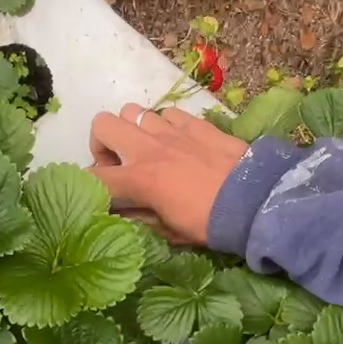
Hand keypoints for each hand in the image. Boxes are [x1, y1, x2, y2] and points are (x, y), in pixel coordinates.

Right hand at [88, 104, 248, 245]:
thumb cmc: (210, 223)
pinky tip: (177, 142)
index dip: (86, 186)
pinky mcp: (196, 123)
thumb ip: (138, 218)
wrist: (256, 201)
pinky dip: (164, 124)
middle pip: (103, 124)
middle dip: (102, 144)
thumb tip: (119, 212)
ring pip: (134, 111)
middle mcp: (148, 148)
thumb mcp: (169, 231)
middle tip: (119, 164)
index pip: (93, 177)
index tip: (95, 195)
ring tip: (148, 150)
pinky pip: (167, 112)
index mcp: (139, 179)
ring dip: (133, 130)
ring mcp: (172, 131)